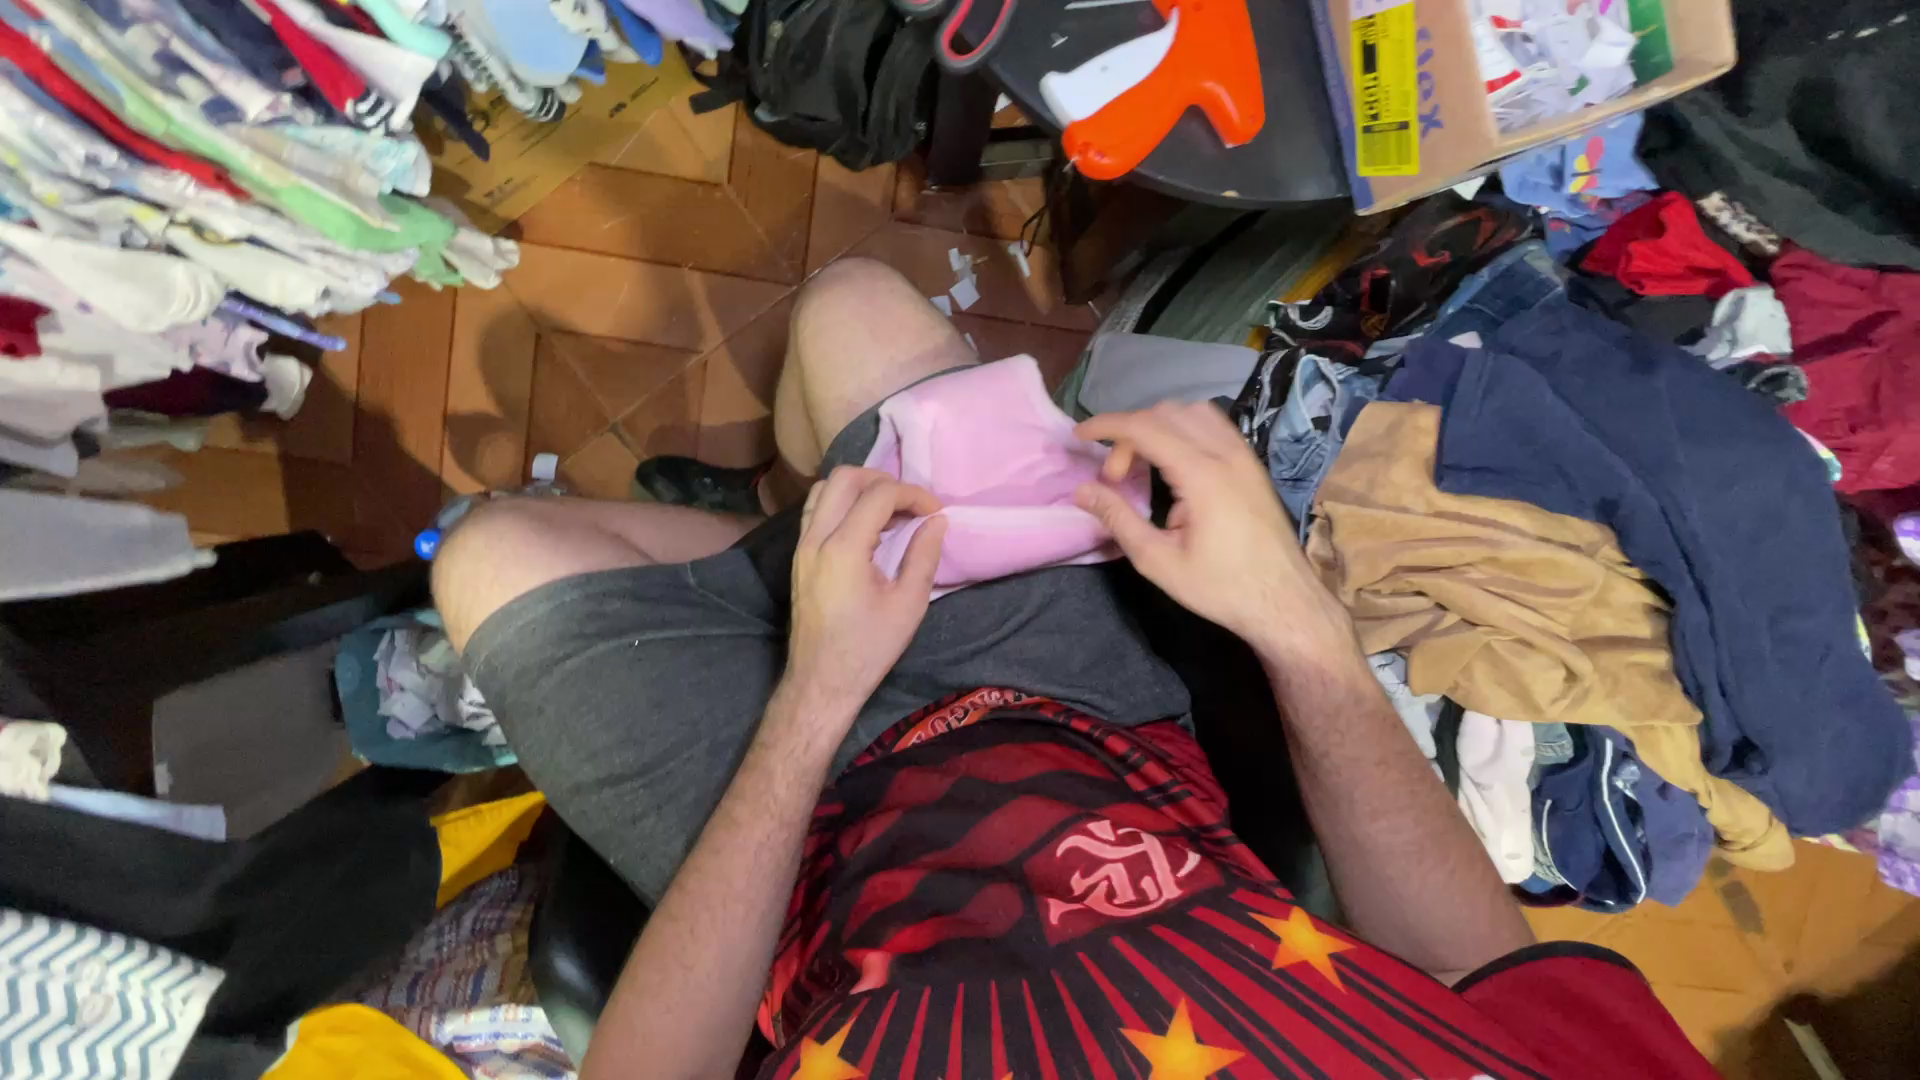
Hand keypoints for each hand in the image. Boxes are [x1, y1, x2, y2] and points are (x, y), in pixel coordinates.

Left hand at [786, 466, 948, 715]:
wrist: (822, 680)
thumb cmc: (869, 648)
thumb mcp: (909, 604)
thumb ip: (924, 556)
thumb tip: (937, 522)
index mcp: (843, 549)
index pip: (879, 495)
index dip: (913, 495)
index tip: (936, 513)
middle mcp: (816, 538)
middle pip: (845, 478)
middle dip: (883, 480)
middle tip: (911, 504)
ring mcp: (802, 546)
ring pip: (825, 489)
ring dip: (859, 489)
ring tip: (889, 511)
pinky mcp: (799, 556)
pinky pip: (816, 510)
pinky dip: (842, 503)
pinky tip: (867, 527)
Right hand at [1075, 403, 1356, 664]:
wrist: (1284, 602)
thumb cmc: (1220, 588)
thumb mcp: (1158, 561)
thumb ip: (1118, 519)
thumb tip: (1083, 491)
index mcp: (1203, 475)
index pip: (1145, 427)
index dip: (1106, 425)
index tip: (1079, 435)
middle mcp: (1226, 454)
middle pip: (1165, 414)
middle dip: (1129, 434)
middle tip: (1114, 477)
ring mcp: (1244, 456)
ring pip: (1191, 413)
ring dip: (1157, 427)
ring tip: (1141, 466)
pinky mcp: (1252, 465)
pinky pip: (1213, 426)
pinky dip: (1183, 431)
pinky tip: (1172, 465)